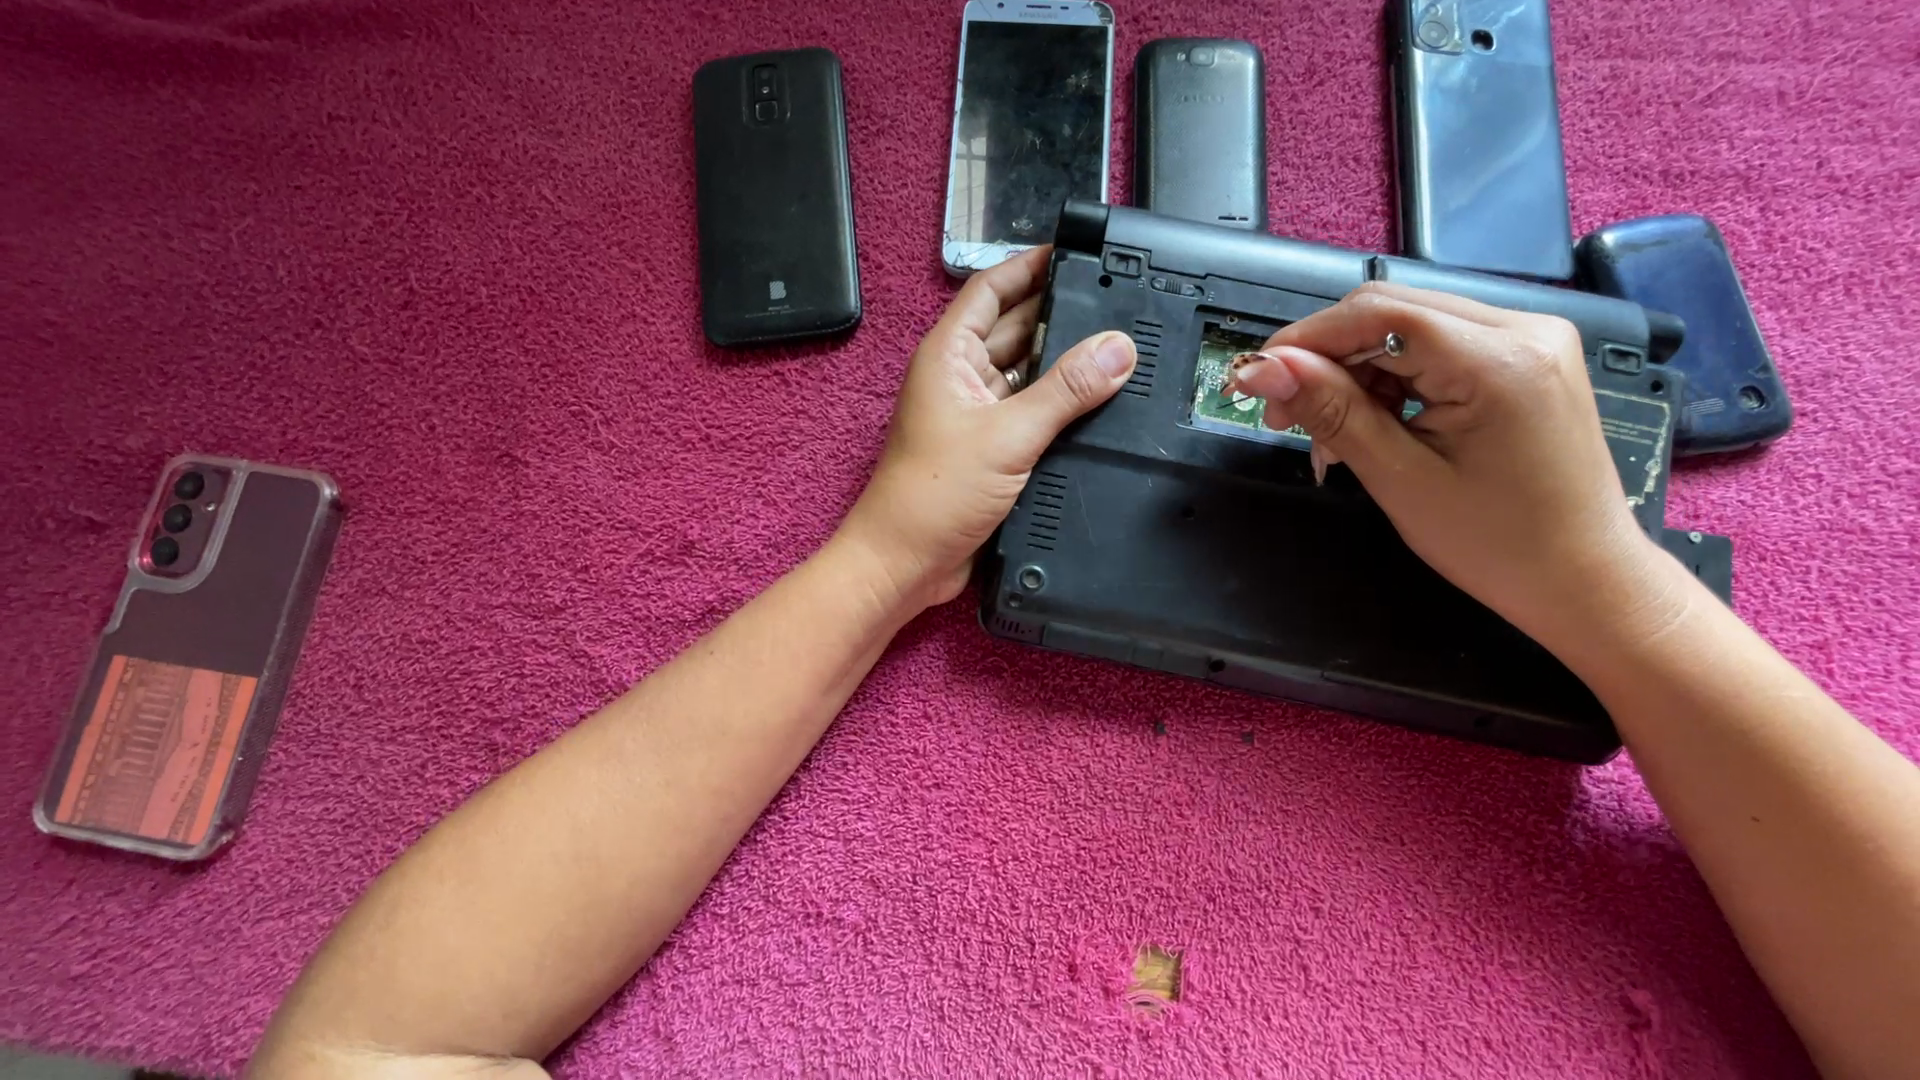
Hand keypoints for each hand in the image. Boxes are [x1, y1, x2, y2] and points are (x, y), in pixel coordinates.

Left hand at [840, 246, 1137, 609]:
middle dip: (1059, 315)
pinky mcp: (989, 447)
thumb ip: (1065, 392)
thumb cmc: (932, 495)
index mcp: (949, 355)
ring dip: (1062, 364)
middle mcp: (960, 377)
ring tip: (1117, 349)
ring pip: (1026, 372)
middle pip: (1015, 329)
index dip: (1029, 266)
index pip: (991, 290)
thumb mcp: (1008, 435)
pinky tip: (1094, 402)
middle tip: (1115, 304)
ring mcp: (975, 413)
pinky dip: (1058, 405)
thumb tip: (1116, 350)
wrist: (907, 561)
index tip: (1074, 251)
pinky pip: (1029, 411)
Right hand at [1225, 282, 1681, 646]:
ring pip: (1407, 328)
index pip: (1378, 315)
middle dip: (1325, 357)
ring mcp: (1529, 338)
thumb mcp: (1398, 478)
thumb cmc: (1494, 544)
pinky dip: (1389, 379)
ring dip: (1354, 371)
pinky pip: (1435, 347)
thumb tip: (1261, 370)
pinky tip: (1373, 423)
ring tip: (1331, 433)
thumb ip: (1330, 411)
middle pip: (1391, 312)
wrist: (1583, 579)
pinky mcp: (1524, 357)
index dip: (1304, 340)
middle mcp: (1523, 327)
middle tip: (1286, 415)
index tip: (1255, 381)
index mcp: (1499, 359)